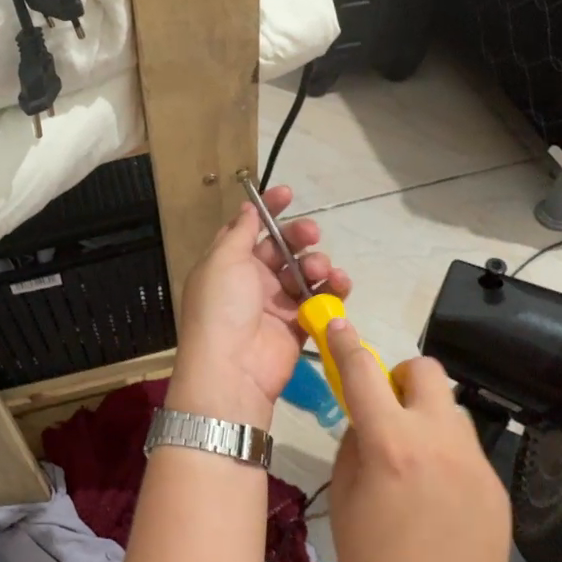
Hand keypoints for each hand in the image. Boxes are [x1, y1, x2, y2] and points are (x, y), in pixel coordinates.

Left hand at [168, 186, 350, 427]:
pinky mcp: (298, 326)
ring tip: (322, 268)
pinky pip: (319, 301)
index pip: (249, 228)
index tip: (288, 193)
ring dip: (317, 263)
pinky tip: (340, 284)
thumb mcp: (222, 261)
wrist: (232, 369)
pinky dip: (332, 290)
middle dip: (299, 236)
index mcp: (227, 263)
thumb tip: (248, 209)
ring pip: (304, 273)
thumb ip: (240, 233)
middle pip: (281, 248)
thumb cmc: (221, 307)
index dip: (268, 210)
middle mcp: (251, 281)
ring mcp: (275, 304)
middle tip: (311, 235)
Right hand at [325, 321, 513, 561]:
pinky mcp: (496, 484)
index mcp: (392, 445)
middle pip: (426, 370)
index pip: (365, 372)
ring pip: (449, 408)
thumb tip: (364, 420)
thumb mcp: (344, 500)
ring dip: (424, 414)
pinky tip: (435, 497)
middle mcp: (439, 440)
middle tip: (385, 411)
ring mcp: (475, 461)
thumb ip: (353, 446)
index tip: (337, 325)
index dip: (347, 344)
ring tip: (411, 461)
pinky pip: (464, 447)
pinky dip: (443, 452)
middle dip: (400, 377)